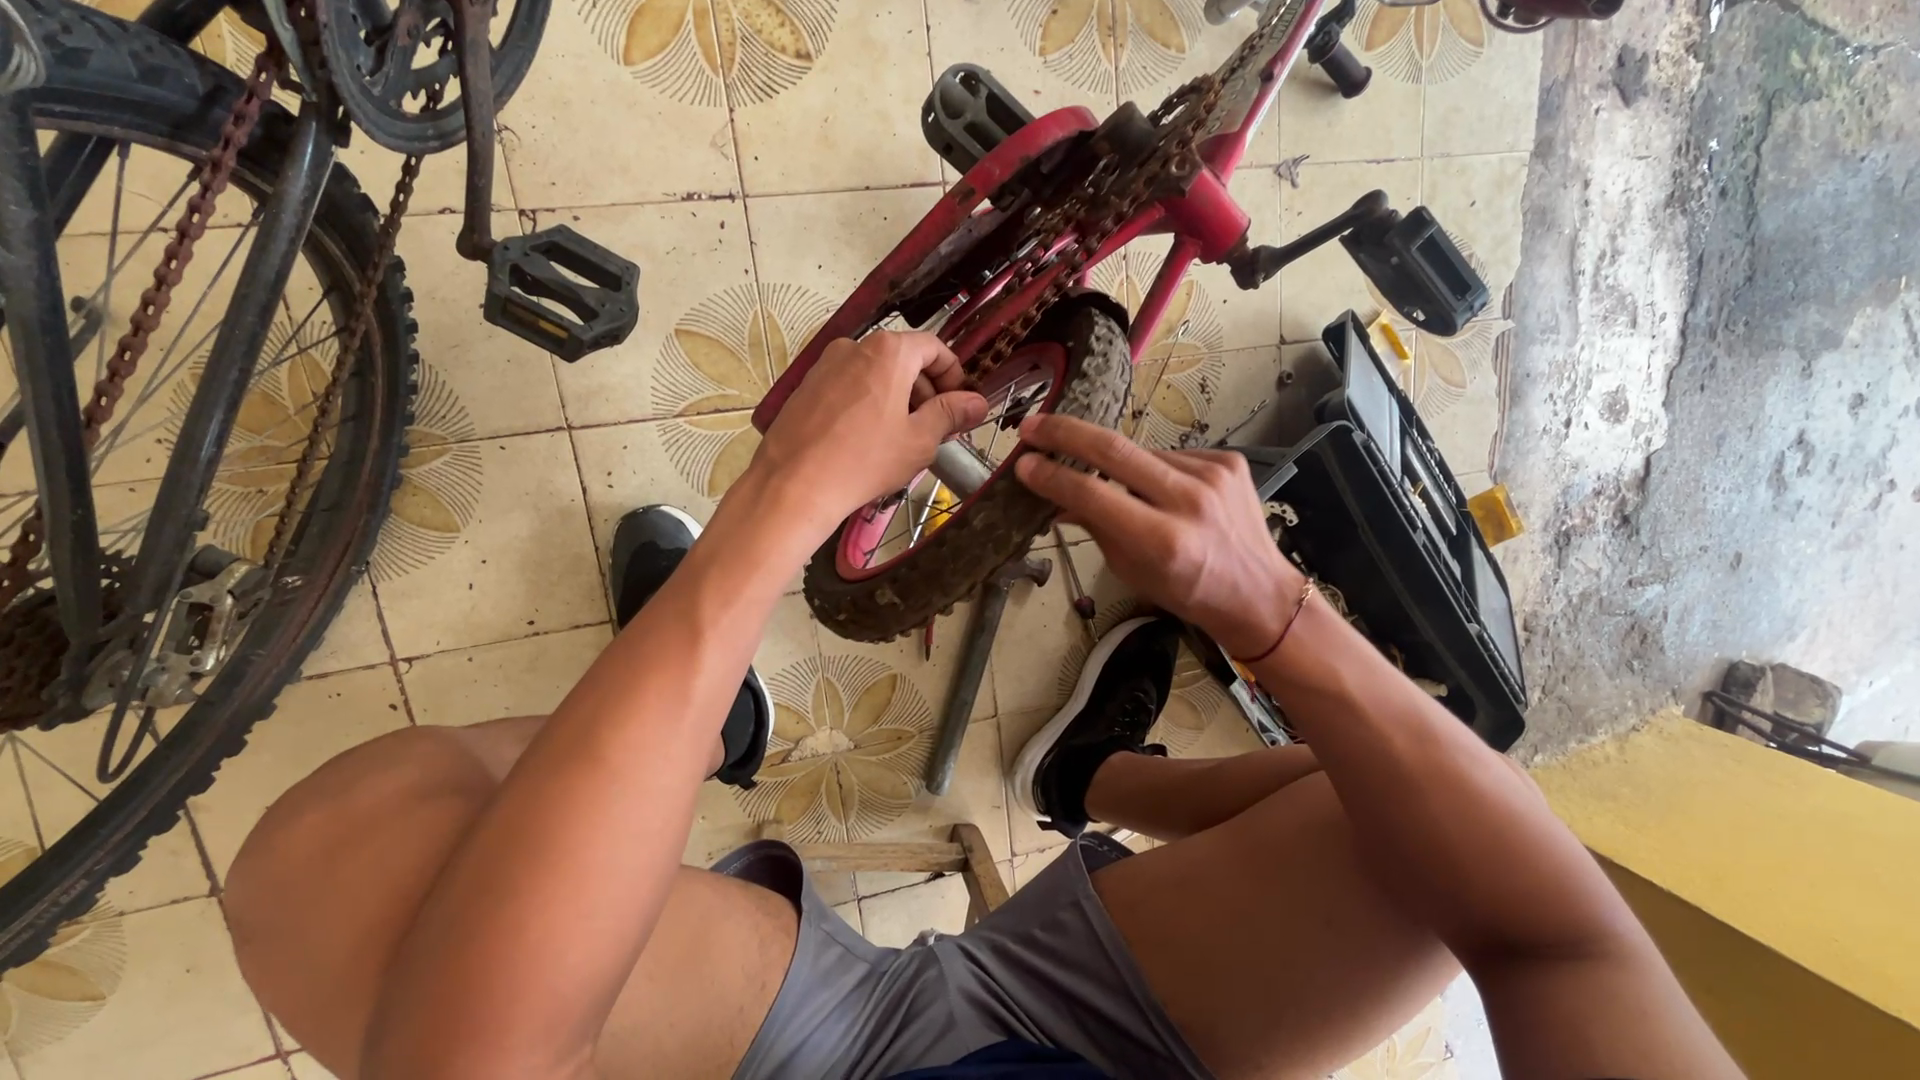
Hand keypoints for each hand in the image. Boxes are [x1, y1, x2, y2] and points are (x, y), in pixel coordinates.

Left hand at [747, 331, 987, 528]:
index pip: (934, 348)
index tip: (959, 406)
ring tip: (900, 441)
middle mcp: (855, 346)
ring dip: (896, 400)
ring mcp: (825, 365)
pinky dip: (867, 405)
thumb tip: (978, 402)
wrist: (794, 485)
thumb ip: (951, 414)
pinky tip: (865, 442)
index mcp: (888, 351)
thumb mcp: (919, 440)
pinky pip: (849, 387)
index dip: (953, 376)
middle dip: (924, 392)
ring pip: (875, 374)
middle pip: (903, 359)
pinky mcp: (806, 387)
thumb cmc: (865, 460)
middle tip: (934, 431)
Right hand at [1013, 414, 1304, 657]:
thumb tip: (1054, 495)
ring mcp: (1213, 474)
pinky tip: (1162, 491)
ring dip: (1117, 463)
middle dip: (1065, 433)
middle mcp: (1190, 501)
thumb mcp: (1131, 569)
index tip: (1023, 463)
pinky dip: (1154, 470)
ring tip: (1119, 487)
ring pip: (1142, 454)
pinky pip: (1171, 456)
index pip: (1094, 495)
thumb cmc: (1187, 591)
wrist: (1258, 593)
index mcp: (1162, 540)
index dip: (1052, 477)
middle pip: (1115, 450)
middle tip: (1032, 425)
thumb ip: (1095, 526)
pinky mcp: (1228, 460)